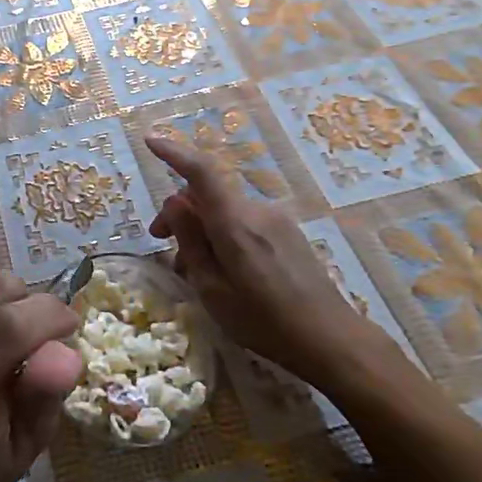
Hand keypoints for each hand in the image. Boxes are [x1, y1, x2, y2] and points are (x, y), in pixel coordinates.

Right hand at [144, 135, 390, 390]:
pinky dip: (225, 235)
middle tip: (160, 242)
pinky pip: (245, 223)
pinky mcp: (288, 233)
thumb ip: (191, 242)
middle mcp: (256, 211)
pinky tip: (224, 270)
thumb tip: (174, 203)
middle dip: (180, 211)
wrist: (331, 339)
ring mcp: (276, 220)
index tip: (149, 141)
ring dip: (202, 229)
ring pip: (225, 211)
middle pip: (208, 194)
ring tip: (193, 270)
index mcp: (234, 223)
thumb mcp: (212, 290)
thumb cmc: (264, 322)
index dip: (173, 153)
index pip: (200, 172)